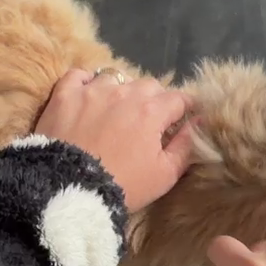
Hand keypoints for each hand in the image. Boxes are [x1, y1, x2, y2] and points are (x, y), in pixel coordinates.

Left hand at [35, 68, 195, 211]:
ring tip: (117, 110)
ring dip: (121, 91)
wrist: (69, 189)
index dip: (184, 108)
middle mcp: (125, 92)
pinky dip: (86, 82)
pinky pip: (79, 75)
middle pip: (149, 85)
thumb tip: (200, 121)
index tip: (182, 118)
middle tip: (148, 120)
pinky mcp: (65, 94)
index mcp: (152, 111)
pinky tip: (88, 95)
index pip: (179, 98)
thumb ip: (186, 145)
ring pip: (116, 77)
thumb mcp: (165, 175)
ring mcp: (93, 90)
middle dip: (154, 99)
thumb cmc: (124, 186)